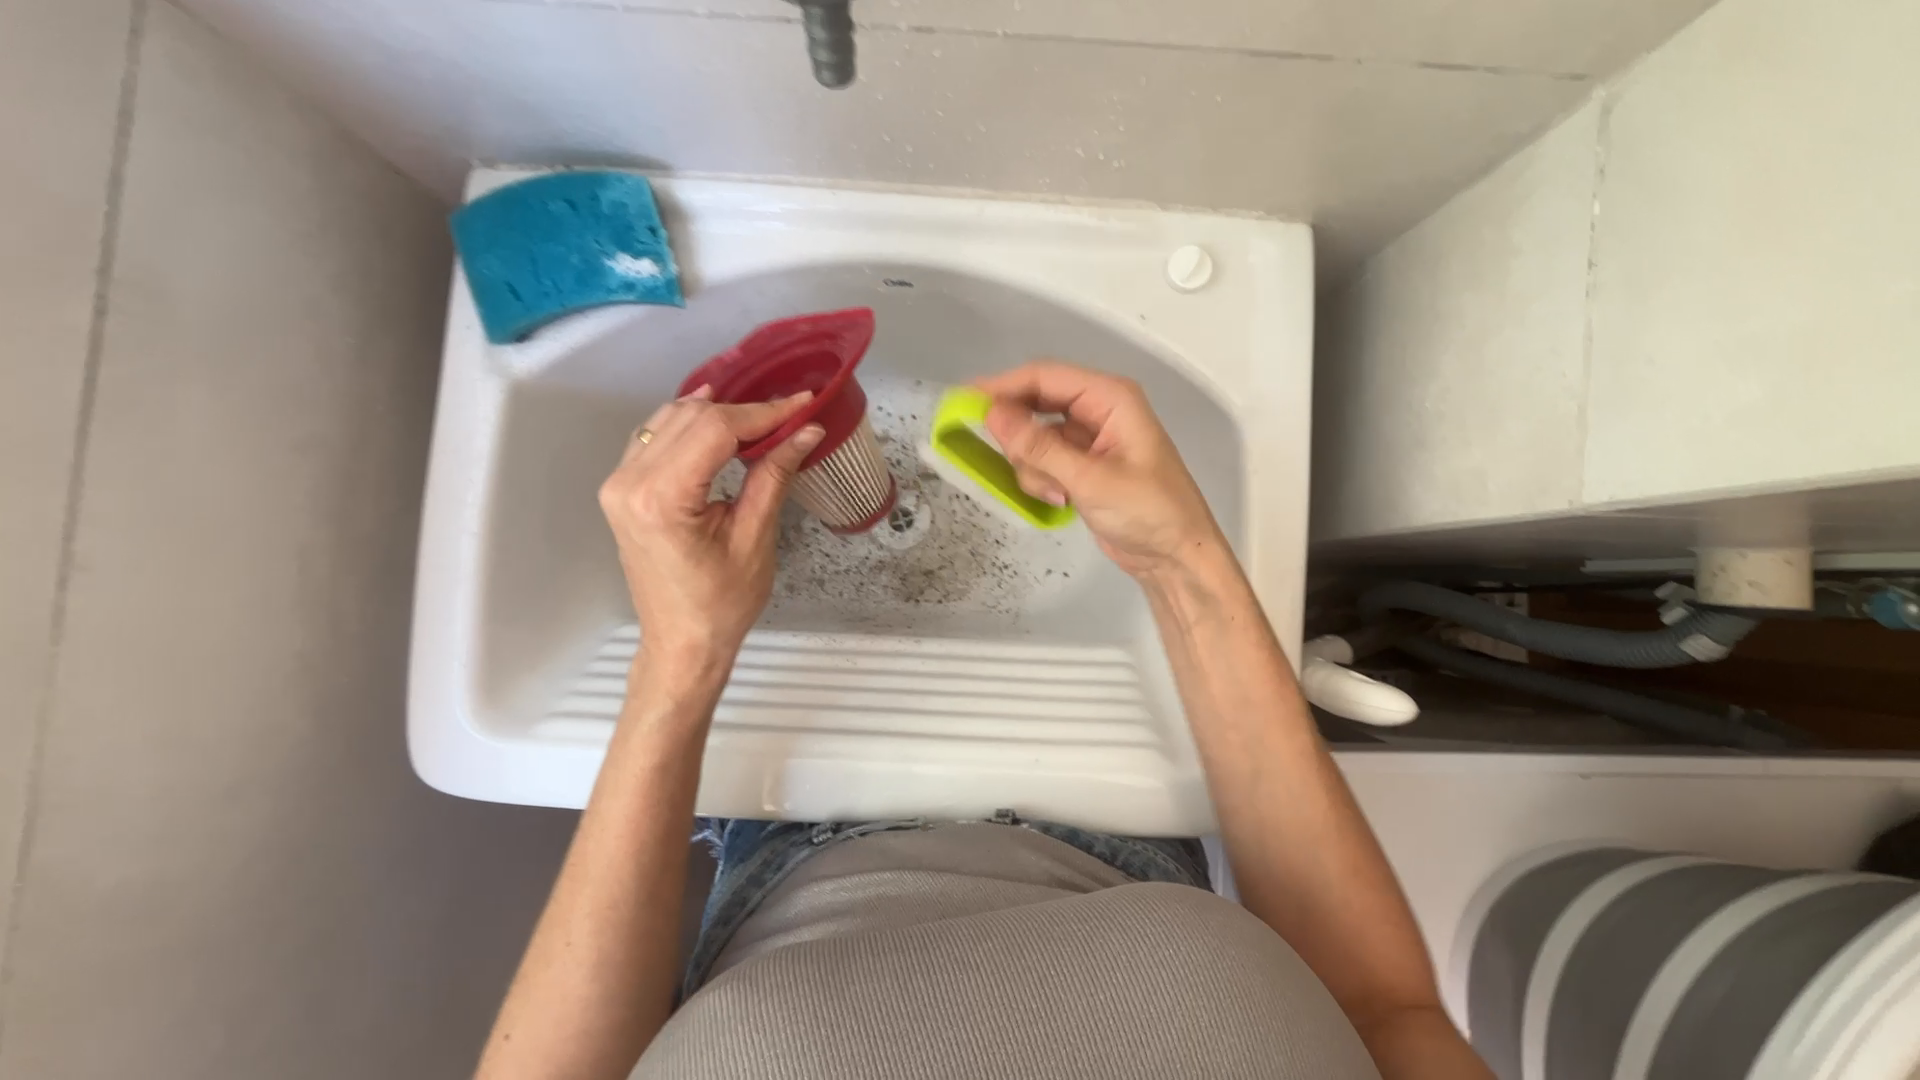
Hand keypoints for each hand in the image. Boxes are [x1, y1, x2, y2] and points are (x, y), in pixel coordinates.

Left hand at [598, 386, 823, 676]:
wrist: (682, 642)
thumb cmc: (722, 603)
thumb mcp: (755, 538)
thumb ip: (774, 475)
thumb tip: (807, 430)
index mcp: (662, 499)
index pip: (715, 430)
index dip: (763, 412)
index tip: (802, 403)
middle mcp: (630, 483)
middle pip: (691, 417)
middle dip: (744, 411)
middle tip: (789, 414)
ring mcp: (619, 484)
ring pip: (670, 419)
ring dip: (716, 413)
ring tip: (761, 419)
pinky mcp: (622, 489)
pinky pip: (654, 436)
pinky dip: (688, 424)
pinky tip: (716, 421)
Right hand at [976, 362, 1226, 578]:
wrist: (1175, 557)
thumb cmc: (1148, 511)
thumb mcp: (1090, 480)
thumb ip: (1039, 448)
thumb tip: (992, 415)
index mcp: (1110, 398)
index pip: (1045, 377)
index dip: (1003, 386)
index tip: (964, 400)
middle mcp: (1097, 410)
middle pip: (1036, 403)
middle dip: (1019, 435)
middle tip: (1006, 459)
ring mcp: (1088, 439)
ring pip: (1033, 437)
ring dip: (1032, 466)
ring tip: (1056, 494)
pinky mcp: (1080, 466)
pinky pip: (1042, 461)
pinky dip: (1041, 480)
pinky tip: (1061, 501)